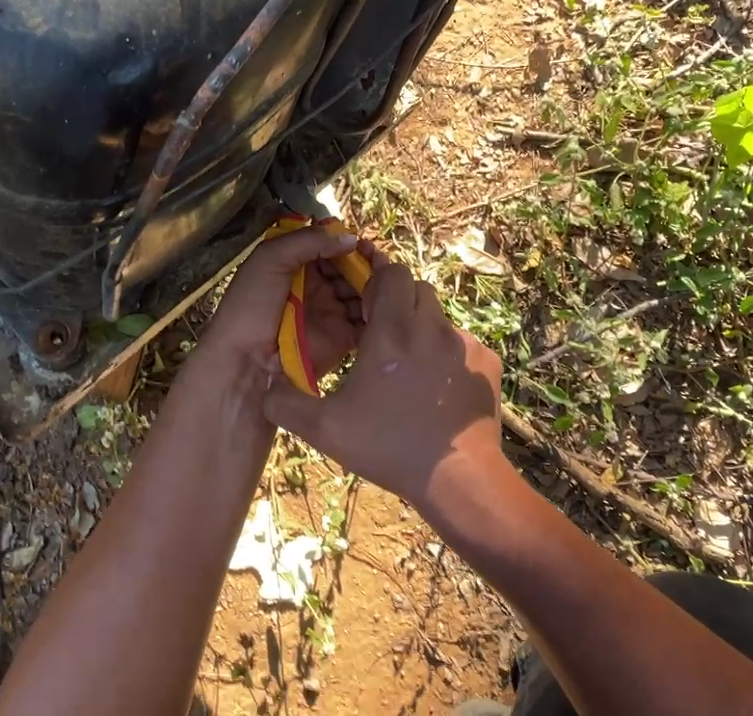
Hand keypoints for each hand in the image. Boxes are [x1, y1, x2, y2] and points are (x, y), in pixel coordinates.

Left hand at [197, 226, 365, 377]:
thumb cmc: (251, 305)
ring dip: (374, 280)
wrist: (246, 360)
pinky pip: (368, 320)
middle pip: (348, 268)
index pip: (327, 247)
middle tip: (373, 255)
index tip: (356, 238)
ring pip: (362, 291)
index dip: (342, 241)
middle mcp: (316, 288)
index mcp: (295, 267)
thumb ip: (307, 241)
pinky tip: (383, 297)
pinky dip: (378, 307)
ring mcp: (331, 312)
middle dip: (362, 260)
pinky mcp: (343, 338)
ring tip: (381, 274)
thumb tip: (349, 238)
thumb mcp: (269, 259)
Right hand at [262, 257, 504, 508]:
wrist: (459, 481)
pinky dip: (445, 354)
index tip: (363, 308)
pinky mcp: (488, 364)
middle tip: (380, 334)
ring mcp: (465, 345)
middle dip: (397, 301)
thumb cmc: (388, 447)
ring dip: (420, 327)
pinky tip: (433, 387)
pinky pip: (462, 344)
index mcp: (392, 330)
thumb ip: (287, 404)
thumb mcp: (325, 429)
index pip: (392, 272)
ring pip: (438, 316)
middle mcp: (432, 327)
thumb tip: (264, 389)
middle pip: (416, 287)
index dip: (375, 281)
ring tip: (407, 366)